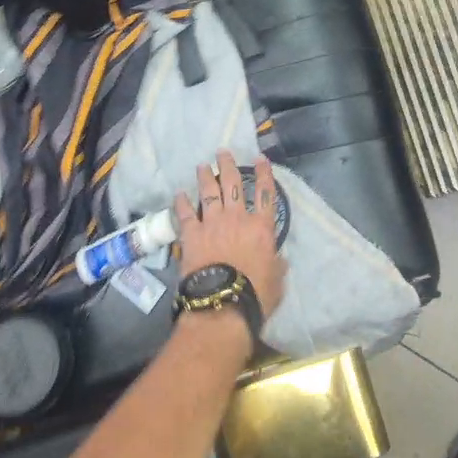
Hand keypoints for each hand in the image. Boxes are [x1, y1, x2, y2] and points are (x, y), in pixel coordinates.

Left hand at [174, 149, 287, 319]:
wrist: (222, 305)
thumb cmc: (255, 294)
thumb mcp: (277, 280)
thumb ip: (277, 265)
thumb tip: (279, 258)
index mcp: (261, 228)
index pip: (265, 194)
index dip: (264, 174)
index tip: (260, 159)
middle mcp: (237, 218)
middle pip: (233, 185)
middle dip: (228, 166)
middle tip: (222, 152)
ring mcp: (212, 224)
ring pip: (208, 193)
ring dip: (205, 177)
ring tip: (202, 166)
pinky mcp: (191, 235)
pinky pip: (185, 214)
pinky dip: (182, 203)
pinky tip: (179, 194)